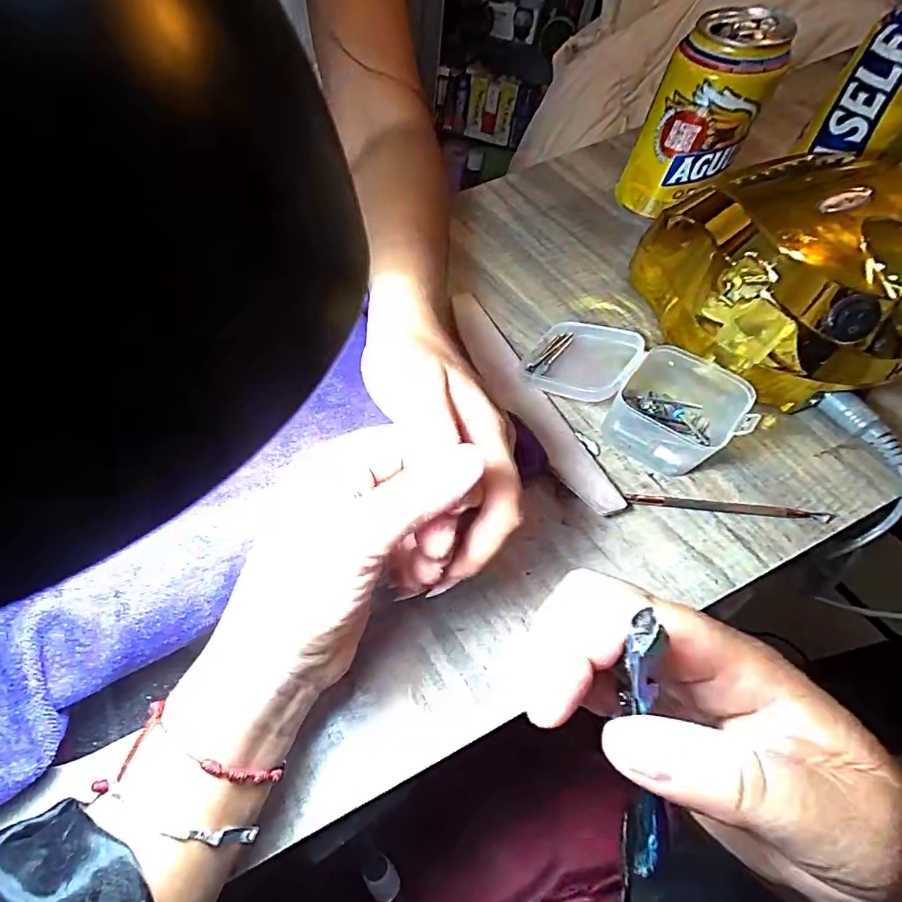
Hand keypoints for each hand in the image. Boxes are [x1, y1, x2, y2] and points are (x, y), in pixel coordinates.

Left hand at [165, 428, 485, 770]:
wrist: (277, 662)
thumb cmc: (304, 595)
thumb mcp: (361, 539)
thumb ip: (417, 495)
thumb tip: (473, 454)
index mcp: (333, 464)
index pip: (412, 442)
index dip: (445, 476)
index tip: (459, 514)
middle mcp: (346, 482)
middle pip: (424, 476)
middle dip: (442, 516)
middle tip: (436, 554)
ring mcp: (357, 516)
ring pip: (424, 510)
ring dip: (437, 542)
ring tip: (424, 575)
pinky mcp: (368, 549)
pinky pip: (414, 537)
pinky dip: (424, 558)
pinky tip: (414, 583)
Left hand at [360, 294, 520, 595]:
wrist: (404, 319)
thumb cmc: (406, 355)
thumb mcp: (415, 397)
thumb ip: (436, 446)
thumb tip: (463, 499)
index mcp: (484, 438)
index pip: (496, 504)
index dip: (474, 544)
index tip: (439, 573)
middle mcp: (487, 446)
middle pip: (492, 513)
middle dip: (464, 553)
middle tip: (424, 582)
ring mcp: (473, 446)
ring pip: (474, 509)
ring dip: (451, 542)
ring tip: (414, 570)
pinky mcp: (453, 447)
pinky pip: (455, 495)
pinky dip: (438, 522)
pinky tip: (411, 535)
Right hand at [524, 569, 901, 901]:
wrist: (882, 871)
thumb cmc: (869, 836)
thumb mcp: (820, 814)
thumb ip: (730, 776)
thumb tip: (622, 740)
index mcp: (727, 658)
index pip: (632, 611)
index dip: (580, 640)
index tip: (554, 703)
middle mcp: (684, 656)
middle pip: (592, 607)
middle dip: (553, 645)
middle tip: (543, 708)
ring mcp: (662, 679)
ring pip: (579, 633)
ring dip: (548, 663)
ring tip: (545, 712)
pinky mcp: (644, 710)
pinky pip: (584, 675)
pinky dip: (557, 685)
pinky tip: (557, 713)